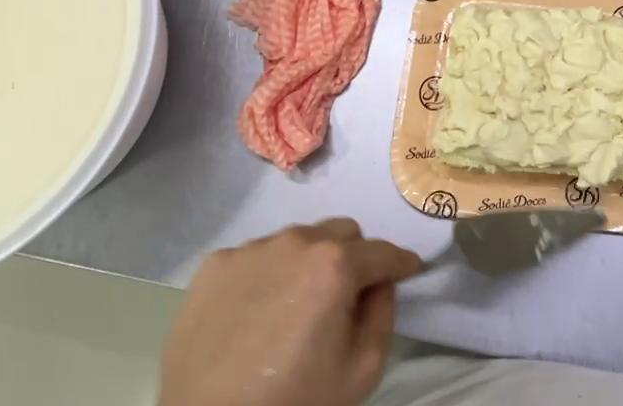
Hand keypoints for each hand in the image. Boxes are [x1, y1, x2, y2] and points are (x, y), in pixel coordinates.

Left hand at [159, 219, 421, 405]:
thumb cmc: (294, 399)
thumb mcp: (362, 370)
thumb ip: (383, 315)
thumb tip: (379, 284)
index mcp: (335, 265)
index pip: (382, 251)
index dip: (400, 262)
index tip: (407, 271)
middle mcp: (294, 242)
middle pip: (341, 232)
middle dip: (354, 256)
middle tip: (345, 296)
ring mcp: (251, 249)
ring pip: (297, 241)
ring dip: (307, 263)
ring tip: (295, 307)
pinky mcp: (215, 264)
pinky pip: (256, 257)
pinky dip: (267, 274)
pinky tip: (257, 311)